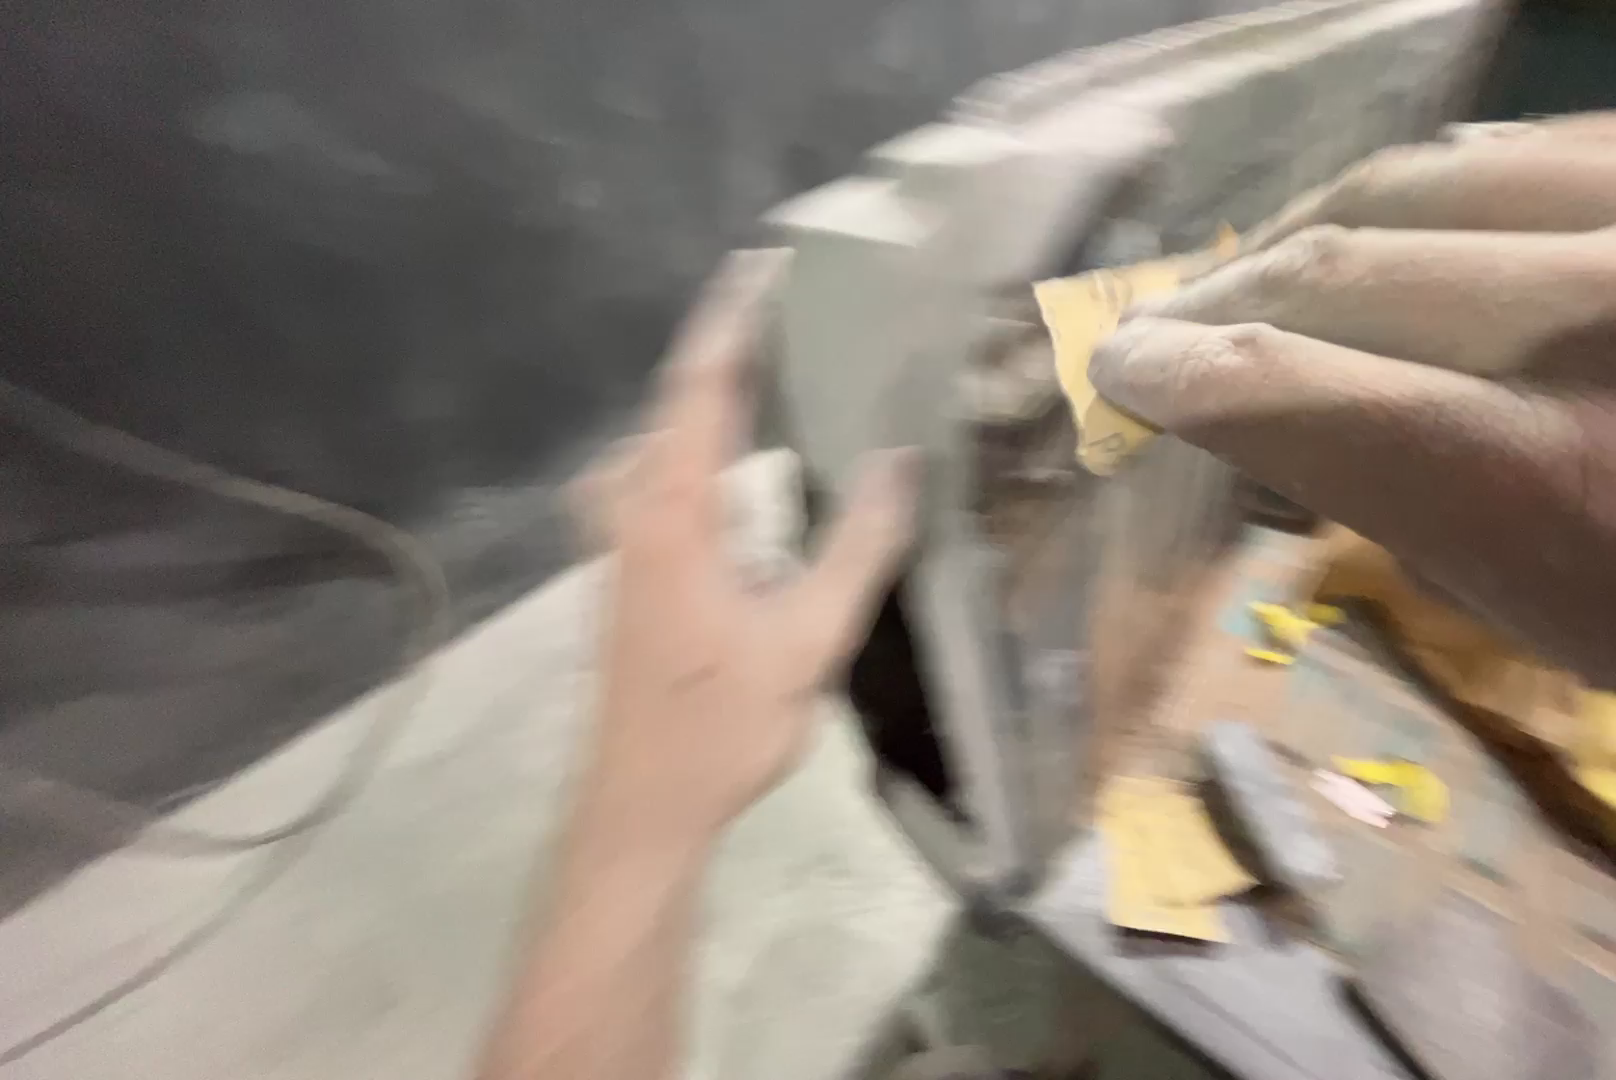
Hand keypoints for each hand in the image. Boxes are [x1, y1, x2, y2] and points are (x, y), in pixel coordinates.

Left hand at [580, 250, 917, 831]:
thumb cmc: (722, 724)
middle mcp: (635, 507)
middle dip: (729, 346)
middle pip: (677, 399)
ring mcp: (623, 538)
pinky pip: (665, 473)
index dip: (735, 319)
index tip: (769, 265)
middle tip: (795, 314)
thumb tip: (901, 460)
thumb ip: (858, 544)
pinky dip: (706, 440)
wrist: (641, 805)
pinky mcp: (629, 566)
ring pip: (665, 437)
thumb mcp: (807, 638)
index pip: (703, 385)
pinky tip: (746, 456)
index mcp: (673, 510)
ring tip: (778, 370)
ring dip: (714, 394)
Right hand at [1090, 103, 1615, 809]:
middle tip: (1159, 333)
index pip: (1285, 388)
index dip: (1172, 373)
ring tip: (1242, 289)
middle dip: (1213, 306)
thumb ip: (1376, 486)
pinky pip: (1505, 160)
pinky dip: (1403, 206)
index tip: (1119, 373)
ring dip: (1289, 246)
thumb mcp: (1524, 604)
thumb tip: (1258, 407)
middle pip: (1329, 268)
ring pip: (1404, 187)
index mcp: (1564, 481)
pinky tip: (1364, 244)